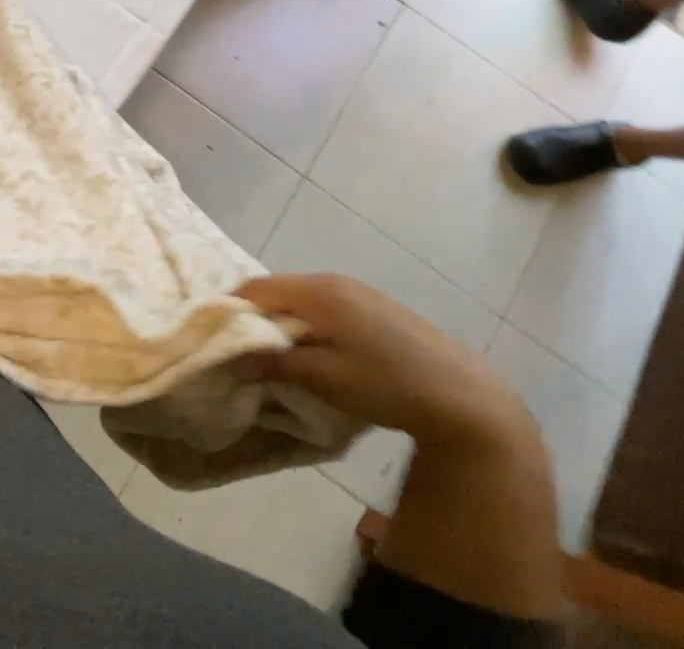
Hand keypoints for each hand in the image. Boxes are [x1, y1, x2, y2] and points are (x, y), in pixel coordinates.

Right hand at [233, 274, 533, 453]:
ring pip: (299, 300)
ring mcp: (359, 292)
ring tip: (273, 356)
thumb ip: (273, 363)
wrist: (470, 400)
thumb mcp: (324, 378)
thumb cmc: (389, 385)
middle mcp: (335, 281)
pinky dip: (306, 325)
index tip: (213, 340)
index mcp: (319, 291)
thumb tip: (231, 359)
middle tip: (240, 352)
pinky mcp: (376, 308)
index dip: (229, 312)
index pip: (254, 289)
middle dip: (254, 319)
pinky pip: (323, 308)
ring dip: (281, 324)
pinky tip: (312, 353)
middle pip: (275, 291)